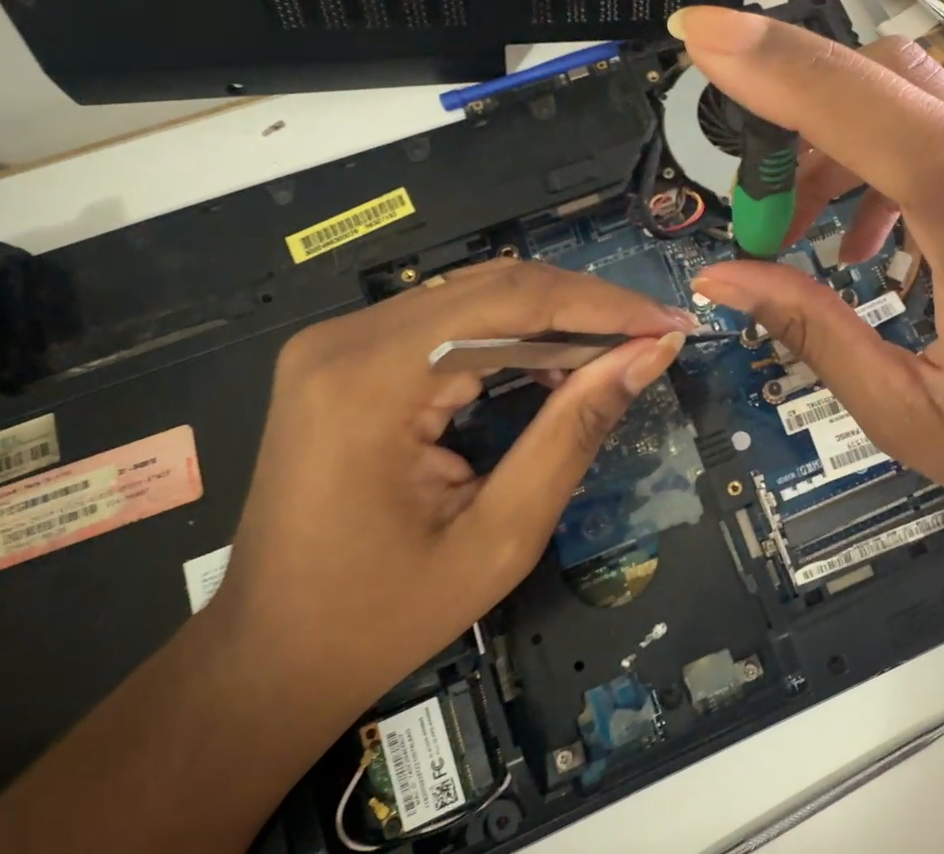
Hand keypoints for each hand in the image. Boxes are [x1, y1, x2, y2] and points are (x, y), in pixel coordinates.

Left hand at [212, 260, 694, 703]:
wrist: (270, 656)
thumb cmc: (384, 615)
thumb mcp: (502, 533)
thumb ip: (574, 432)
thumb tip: (649, 356)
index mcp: (371, 381)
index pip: (513, 302)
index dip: (604, 305)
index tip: (672, 323)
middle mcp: (344, 340)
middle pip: (494, 287)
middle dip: (586, 308)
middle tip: (655, 340)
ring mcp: (333, 344)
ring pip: (473, 297)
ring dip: (552, 321)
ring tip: (616, 357)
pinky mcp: (340, 359)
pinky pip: (444, 323)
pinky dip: (509, 337)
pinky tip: (553, 367)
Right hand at [677, 6, 943, 539]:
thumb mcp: (907, 419)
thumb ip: (815, 334)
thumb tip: (720, 276)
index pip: (919, 145)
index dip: (813, 81)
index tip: (711, 42)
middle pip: (912, 85)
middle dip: (802, 100)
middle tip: (749, 186)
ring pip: (924, 98)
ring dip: (836, 136)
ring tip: (795, 225)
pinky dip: (880, 155)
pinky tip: (862, 233)